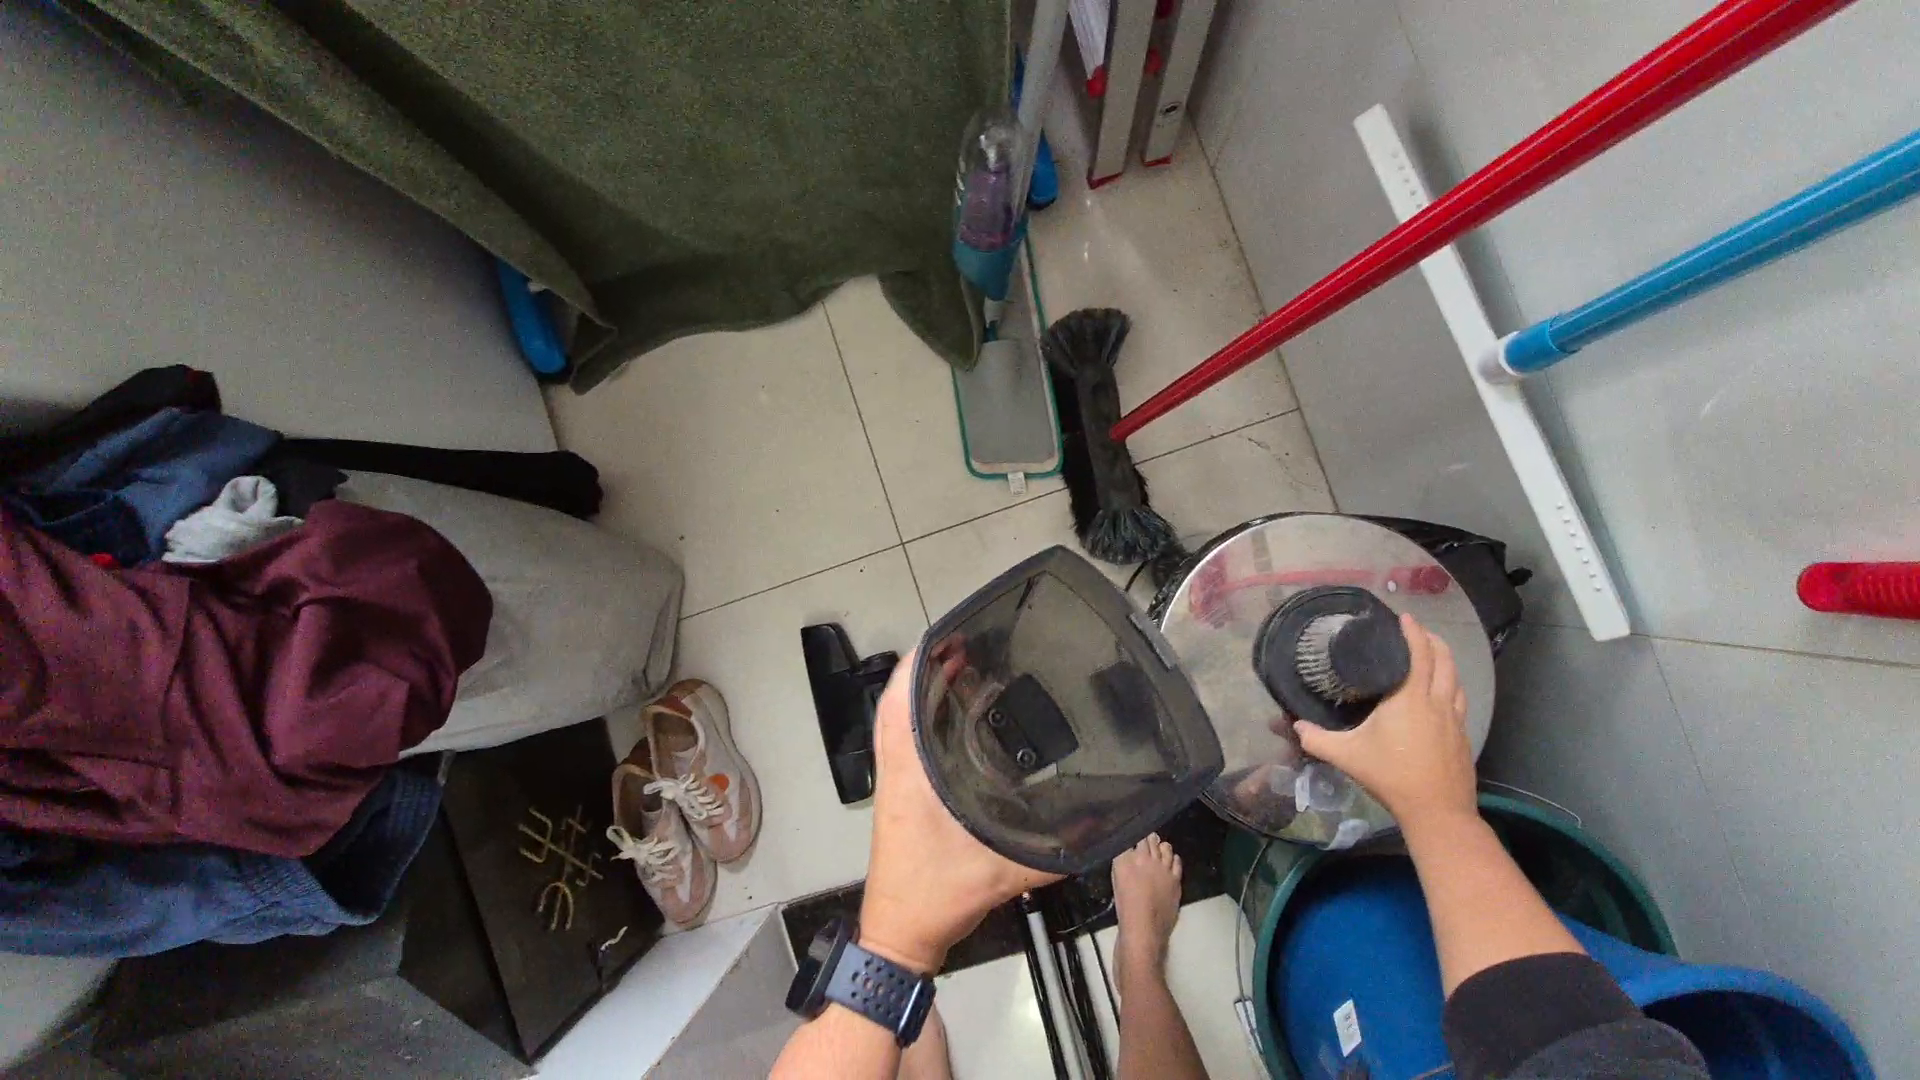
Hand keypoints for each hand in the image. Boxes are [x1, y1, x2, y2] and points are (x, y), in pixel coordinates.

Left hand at [859, 648, 1060, 973]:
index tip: (945, 636)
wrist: (900, 936)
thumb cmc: (936, 897)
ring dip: (923, 693)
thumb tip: (1098, 825)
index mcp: (908, 773)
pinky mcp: (899, 796)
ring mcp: (893, 782)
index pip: (899, 702)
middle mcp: (895, 769)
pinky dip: (922, 719)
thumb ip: (1054, 851)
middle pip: (898, 703)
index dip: (917, 664)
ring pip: (899, 722)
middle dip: (927, 669)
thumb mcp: (1001, 871)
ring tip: (960, 671)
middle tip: (964, 647)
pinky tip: (952, 719)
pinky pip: (903, 742)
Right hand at [1293, 613, 1477, 832]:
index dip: (1413, 632)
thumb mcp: (1346, 756)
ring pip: (1455, 679)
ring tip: (1432, 655)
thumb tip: (1294, 726)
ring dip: (1446, 661)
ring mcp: (1454, 719)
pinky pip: (1459, 700)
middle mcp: (1436, 702)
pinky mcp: (1462, 736)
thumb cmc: (1391, 776)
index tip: (1404, 617)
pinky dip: (1450, 685)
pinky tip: (1440, 695)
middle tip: (1417, 630)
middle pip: (1444, 660)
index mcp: (1409, 699)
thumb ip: (1317, 739)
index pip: (1418, 654)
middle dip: (1433, 640)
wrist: (1437, 811)